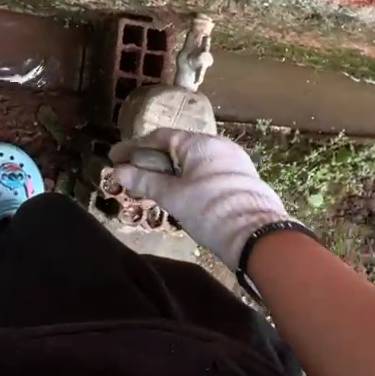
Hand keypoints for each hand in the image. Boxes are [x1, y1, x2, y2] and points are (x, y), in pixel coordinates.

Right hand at [109, 129, 293, 268]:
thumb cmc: (210, 210)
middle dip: (152, 161)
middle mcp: (219, 146)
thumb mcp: (172, 196)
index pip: (160, 137)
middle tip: (132, 174)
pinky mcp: (244, 182)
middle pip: (177, 148)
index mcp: (200, 142)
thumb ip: (144, 181)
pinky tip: (181, 196)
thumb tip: (117, 170)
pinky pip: (208, 174)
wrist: (259, 238)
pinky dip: (189, 180)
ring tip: (154, 188)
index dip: (134, 148)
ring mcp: (235, 163)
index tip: (115, 158)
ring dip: (171, 173)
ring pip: (193, 163)